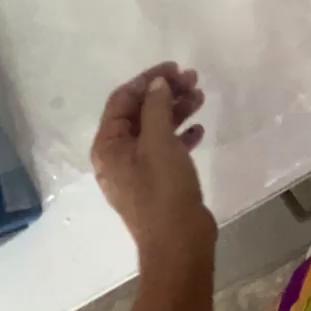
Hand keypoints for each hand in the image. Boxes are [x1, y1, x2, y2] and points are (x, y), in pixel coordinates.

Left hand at [91, 62, 213, 261]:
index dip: (147, 79)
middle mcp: (118, 156)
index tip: (175, 68)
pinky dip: (182, 133)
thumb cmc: (163, 188)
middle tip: (193, 79)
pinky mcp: (158, 181)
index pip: (122, 100)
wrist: (178, 242)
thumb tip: (156, 82)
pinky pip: (167, 147)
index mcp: (108, 146)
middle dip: (165, 92)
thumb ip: (156, 106)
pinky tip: (200, 129)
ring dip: (177, 109)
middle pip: (140, 112)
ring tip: (201, 97)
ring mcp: (138, 170)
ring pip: (156, 128)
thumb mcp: (159, 141)